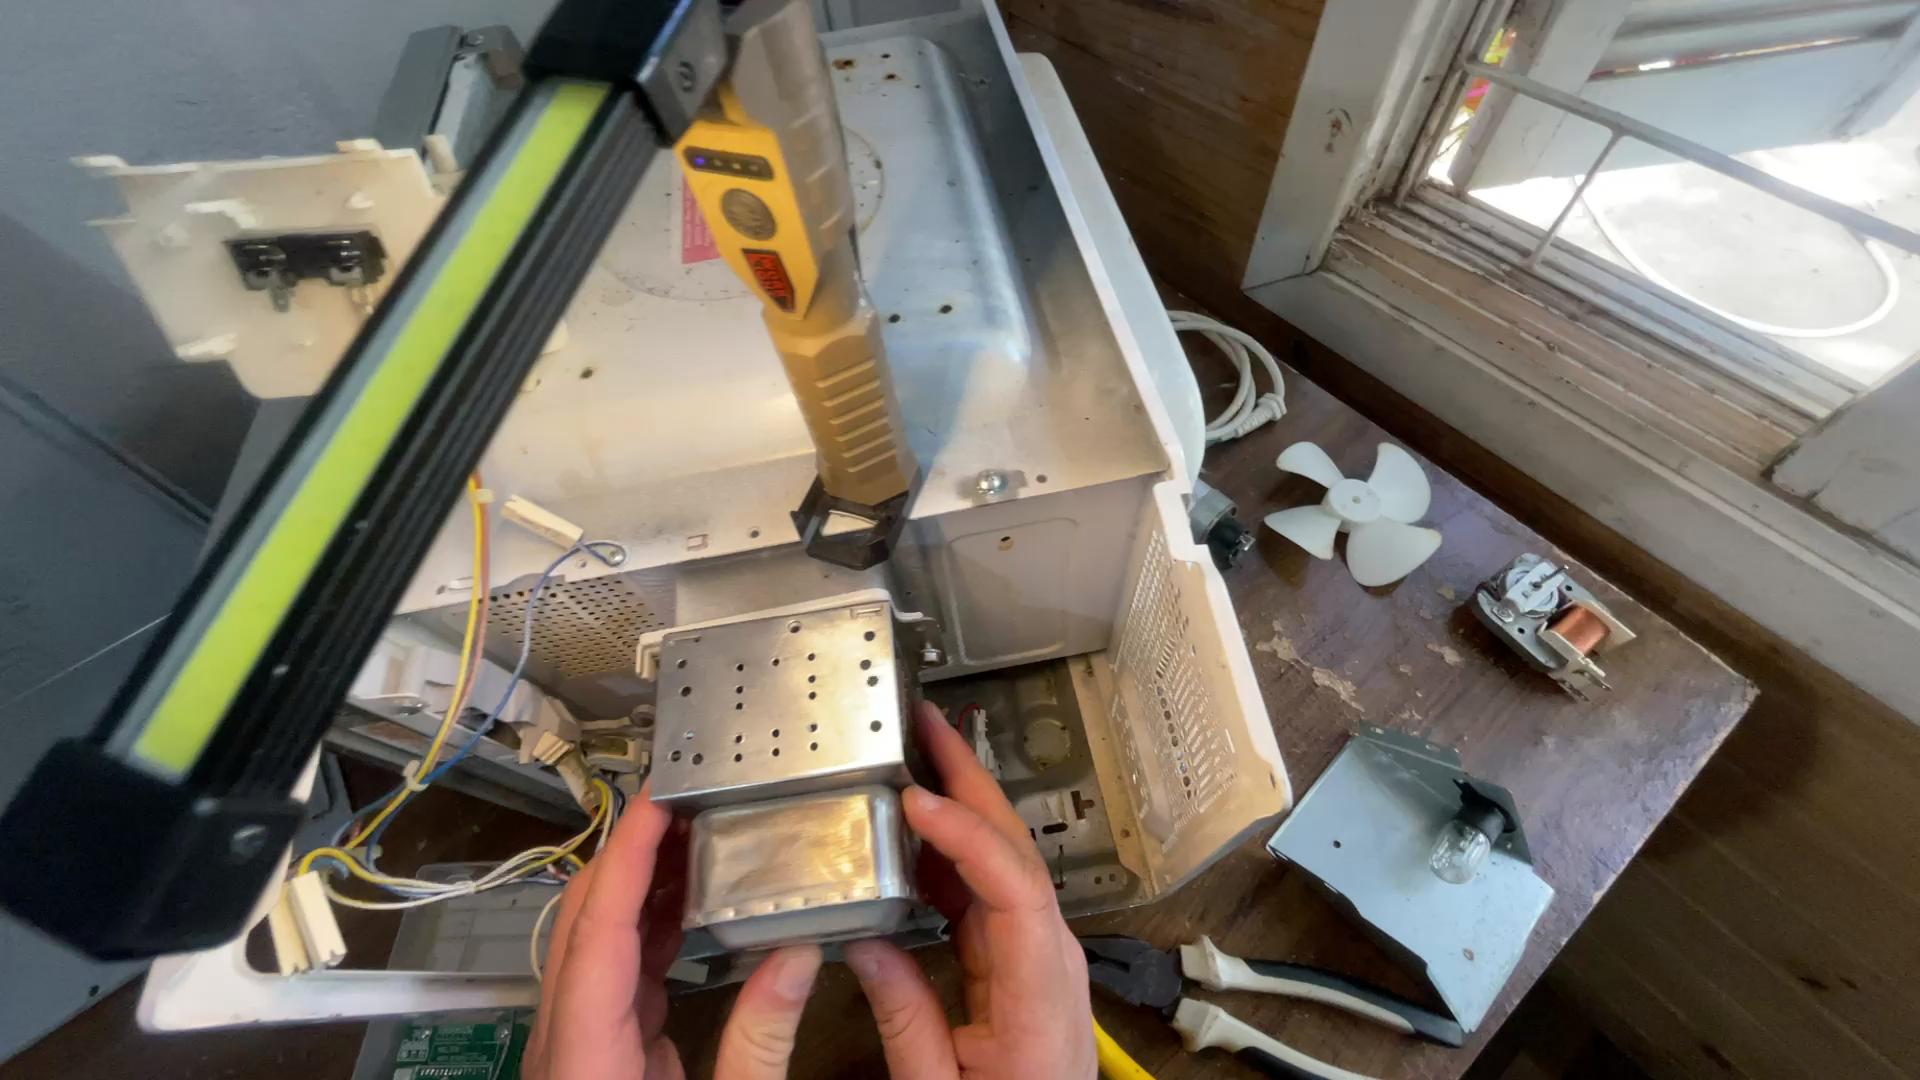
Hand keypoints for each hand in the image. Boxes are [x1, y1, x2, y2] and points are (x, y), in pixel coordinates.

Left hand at [523, 784, 825, 1079]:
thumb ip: (758, 1043)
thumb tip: (799, 948)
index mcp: (584, 1059)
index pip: (596, 933)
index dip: (626, 858)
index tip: (657, 800)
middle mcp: (567, 1039)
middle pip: (585, 921)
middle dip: (632, 851)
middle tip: (689, 799)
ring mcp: (580, 1042)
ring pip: (600, 936)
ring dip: (645, 879)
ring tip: (699, 831)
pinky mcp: (602, 1047)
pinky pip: (622, 965)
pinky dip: (656, 919)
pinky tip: (696, 897)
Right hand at [843, 701, 1096, 1079]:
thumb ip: (906, 1021)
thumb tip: (863, 942)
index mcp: (1042, 987)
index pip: (1016, 886)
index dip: (968, 833)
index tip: (918, 799)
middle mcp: (1048, 949)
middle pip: (1012, 845)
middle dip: (969, 777)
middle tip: (928, 726)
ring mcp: (1035, 942)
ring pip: (996, 852)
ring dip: (958, 798)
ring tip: (918, 754)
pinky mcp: (1015, 947)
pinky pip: (980, 882)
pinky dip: (946, 845)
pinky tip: (915, 824)